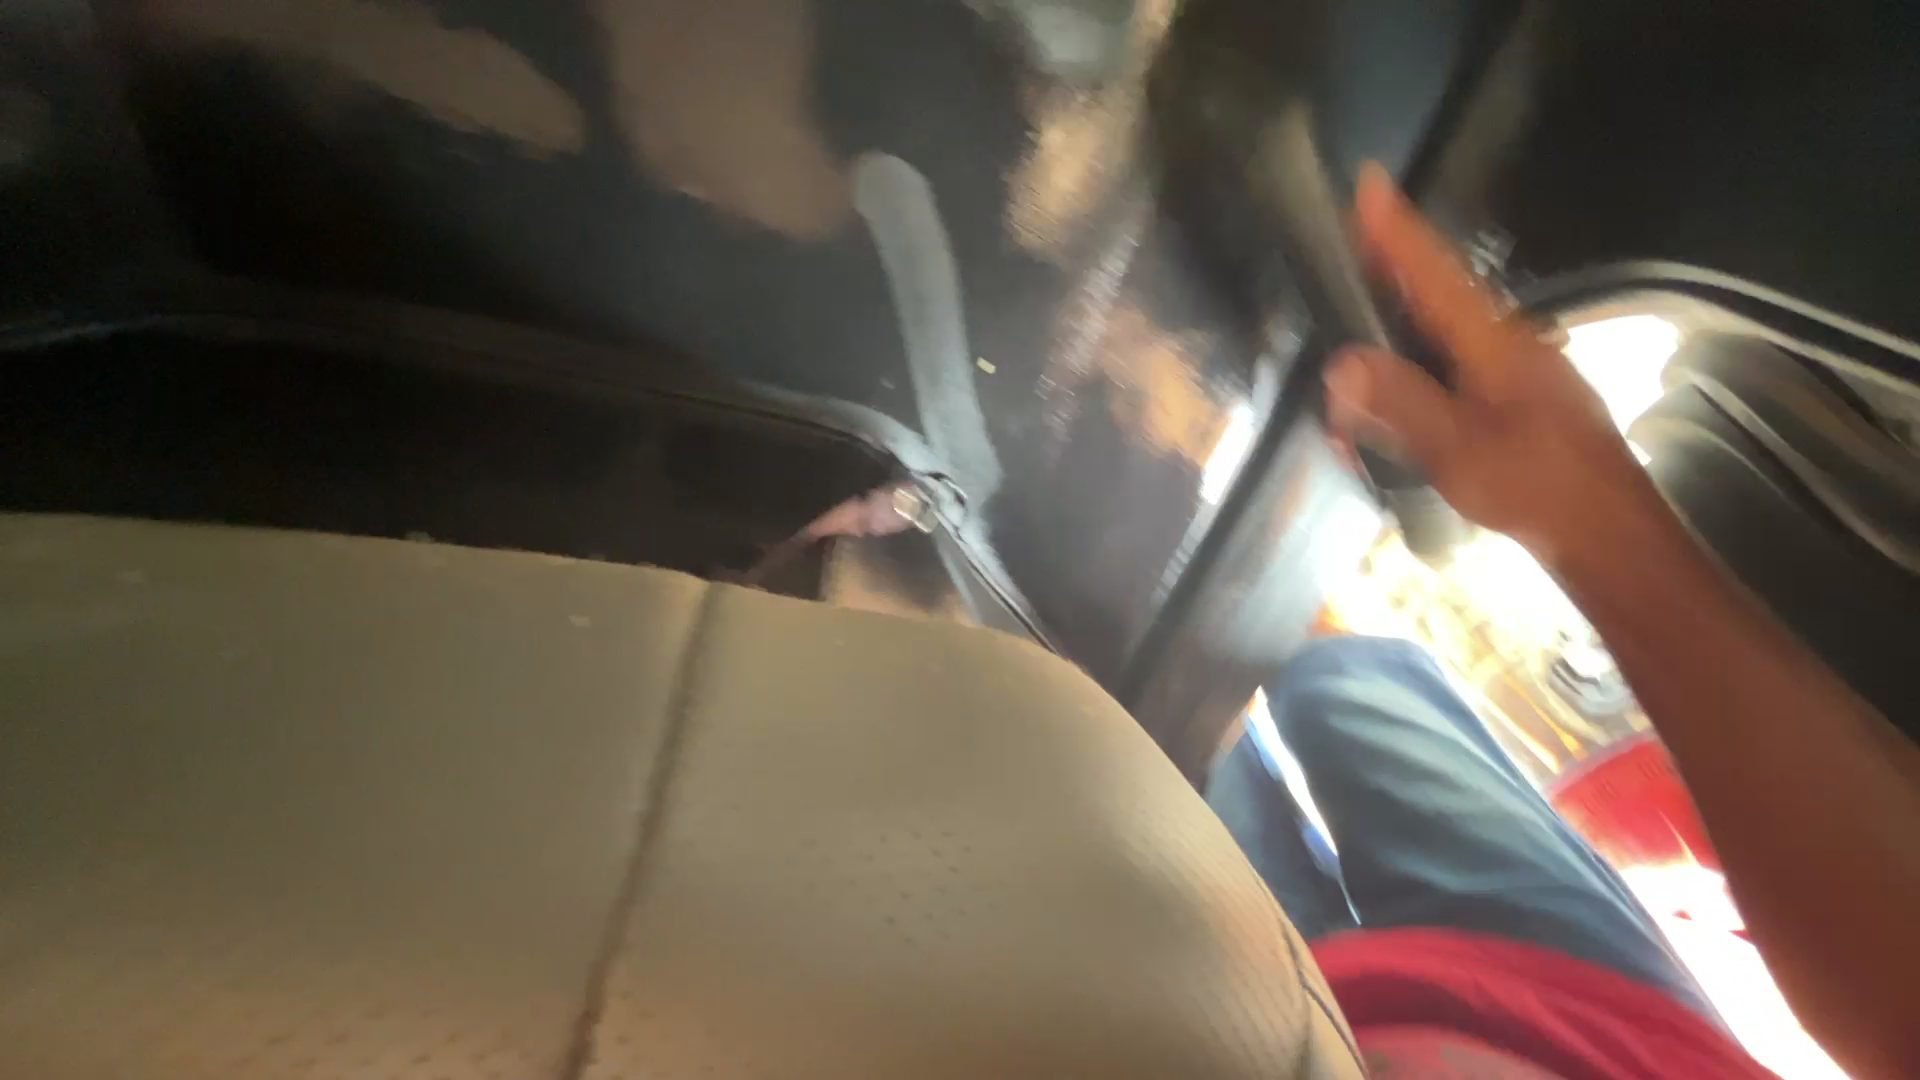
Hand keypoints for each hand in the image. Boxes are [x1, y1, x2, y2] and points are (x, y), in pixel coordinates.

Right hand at [1324, 164, 1666, 565]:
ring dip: (1384, 351)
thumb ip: (1400, 404)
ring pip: (1431, 340)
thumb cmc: (1533, 483)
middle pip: (1429, 296)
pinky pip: (1441, 371)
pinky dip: (1403, 382)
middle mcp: (1500, 343)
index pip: (1436, 273)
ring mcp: (1505, 371)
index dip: (1398, 231)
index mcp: (1492, 342)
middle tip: (1336, 273)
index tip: (1369, 186)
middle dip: (1379, 282)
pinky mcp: (1504, 398)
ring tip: (1346, 386)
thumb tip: (1340, 365)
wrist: (1601, 529)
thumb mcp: (1458, 448)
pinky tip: (1380, 420)